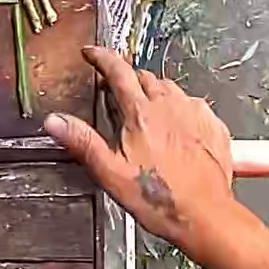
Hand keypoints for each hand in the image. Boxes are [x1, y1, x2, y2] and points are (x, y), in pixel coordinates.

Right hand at [43, 47, 246, 254]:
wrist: (205, 215)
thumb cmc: (160, 198)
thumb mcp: (111, 173)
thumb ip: (82, 142)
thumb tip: (55, 121)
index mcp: (141, 114)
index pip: (118, 71)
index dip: (102, 58)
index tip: (92, 54)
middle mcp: (170, 106)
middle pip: (145, 78)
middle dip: (129, 80)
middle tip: (119, 95)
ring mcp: (195, 113)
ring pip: (171, 89)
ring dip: (156, 93)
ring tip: (148, 114)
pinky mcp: (213, 126)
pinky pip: (194, 105)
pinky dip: (182, 109)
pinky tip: (178, 129)